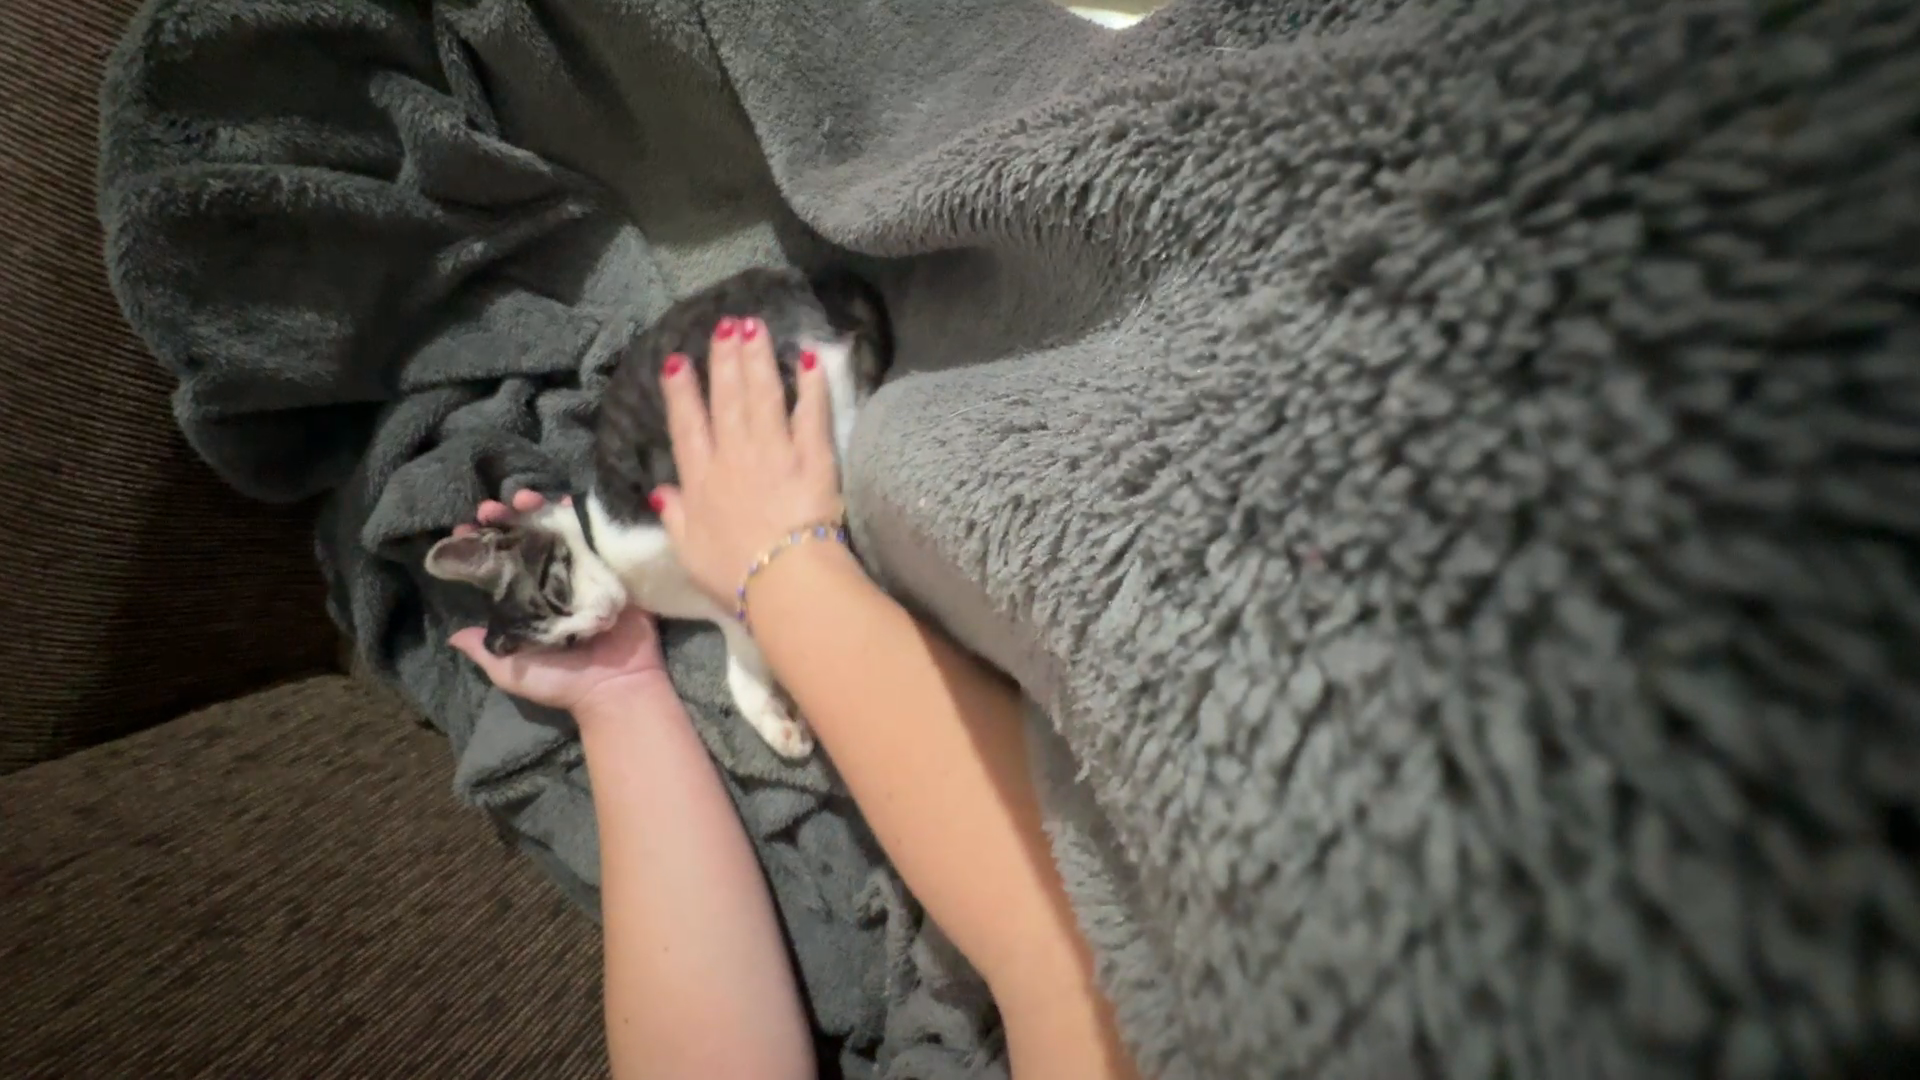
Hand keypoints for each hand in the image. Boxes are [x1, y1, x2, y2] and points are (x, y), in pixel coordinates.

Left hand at [447, 490, 669, 715]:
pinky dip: (588, 518)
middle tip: (492, 508)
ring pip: (560, 533)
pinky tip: (570, 499)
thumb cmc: (565, 683)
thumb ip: (486, 651)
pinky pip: (601, 540)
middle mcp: (554, 583)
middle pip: (528, 541)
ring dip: (542, 511)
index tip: (465, 529)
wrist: (619, 687)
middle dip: (508, 520)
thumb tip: (453, 636)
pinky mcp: (616, 573)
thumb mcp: (513, 671)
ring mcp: (586, 575)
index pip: (499, 565)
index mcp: (528, 602)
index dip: (482, 545)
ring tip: (525, 497)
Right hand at [652, 315, 848, 608]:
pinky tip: (810, 358)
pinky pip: (811, 414)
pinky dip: (811, 385)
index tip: (678, 361)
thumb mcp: (689, 552)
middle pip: (726, 399)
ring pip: (763, 395)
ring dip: (758, 358)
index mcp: (701, 480)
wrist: (784, 580)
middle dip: (724, 358)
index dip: (681, 392)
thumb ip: (674, 517)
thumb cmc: (735, 574)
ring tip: (755, 326)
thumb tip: (659, 491)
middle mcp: (734, 456)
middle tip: (725, 325)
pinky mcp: (813, 458)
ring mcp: (775, 452)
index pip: (687, 426)